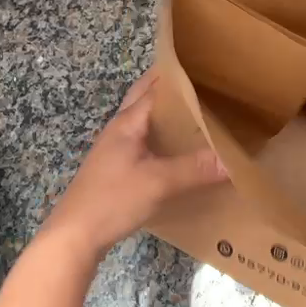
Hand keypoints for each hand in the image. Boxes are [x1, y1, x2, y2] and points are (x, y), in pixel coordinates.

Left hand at [40, 68, 228, 256]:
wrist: (74, 237)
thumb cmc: (113, 200)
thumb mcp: (158, 183)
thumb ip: (194, 169)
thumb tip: (232, 160)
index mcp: (128, 121)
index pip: (157, 86)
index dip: (180, 76)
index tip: (207, 69)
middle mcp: (120, 127)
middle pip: (146, 97)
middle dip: (170, 88)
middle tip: (201, 85)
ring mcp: (115, 147)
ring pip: (145, 119)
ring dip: (166, 112)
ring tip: (196, 112)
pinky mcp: (115, 167)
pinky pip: (143, 139)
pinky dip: (160, 135)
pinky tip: (176, 148)